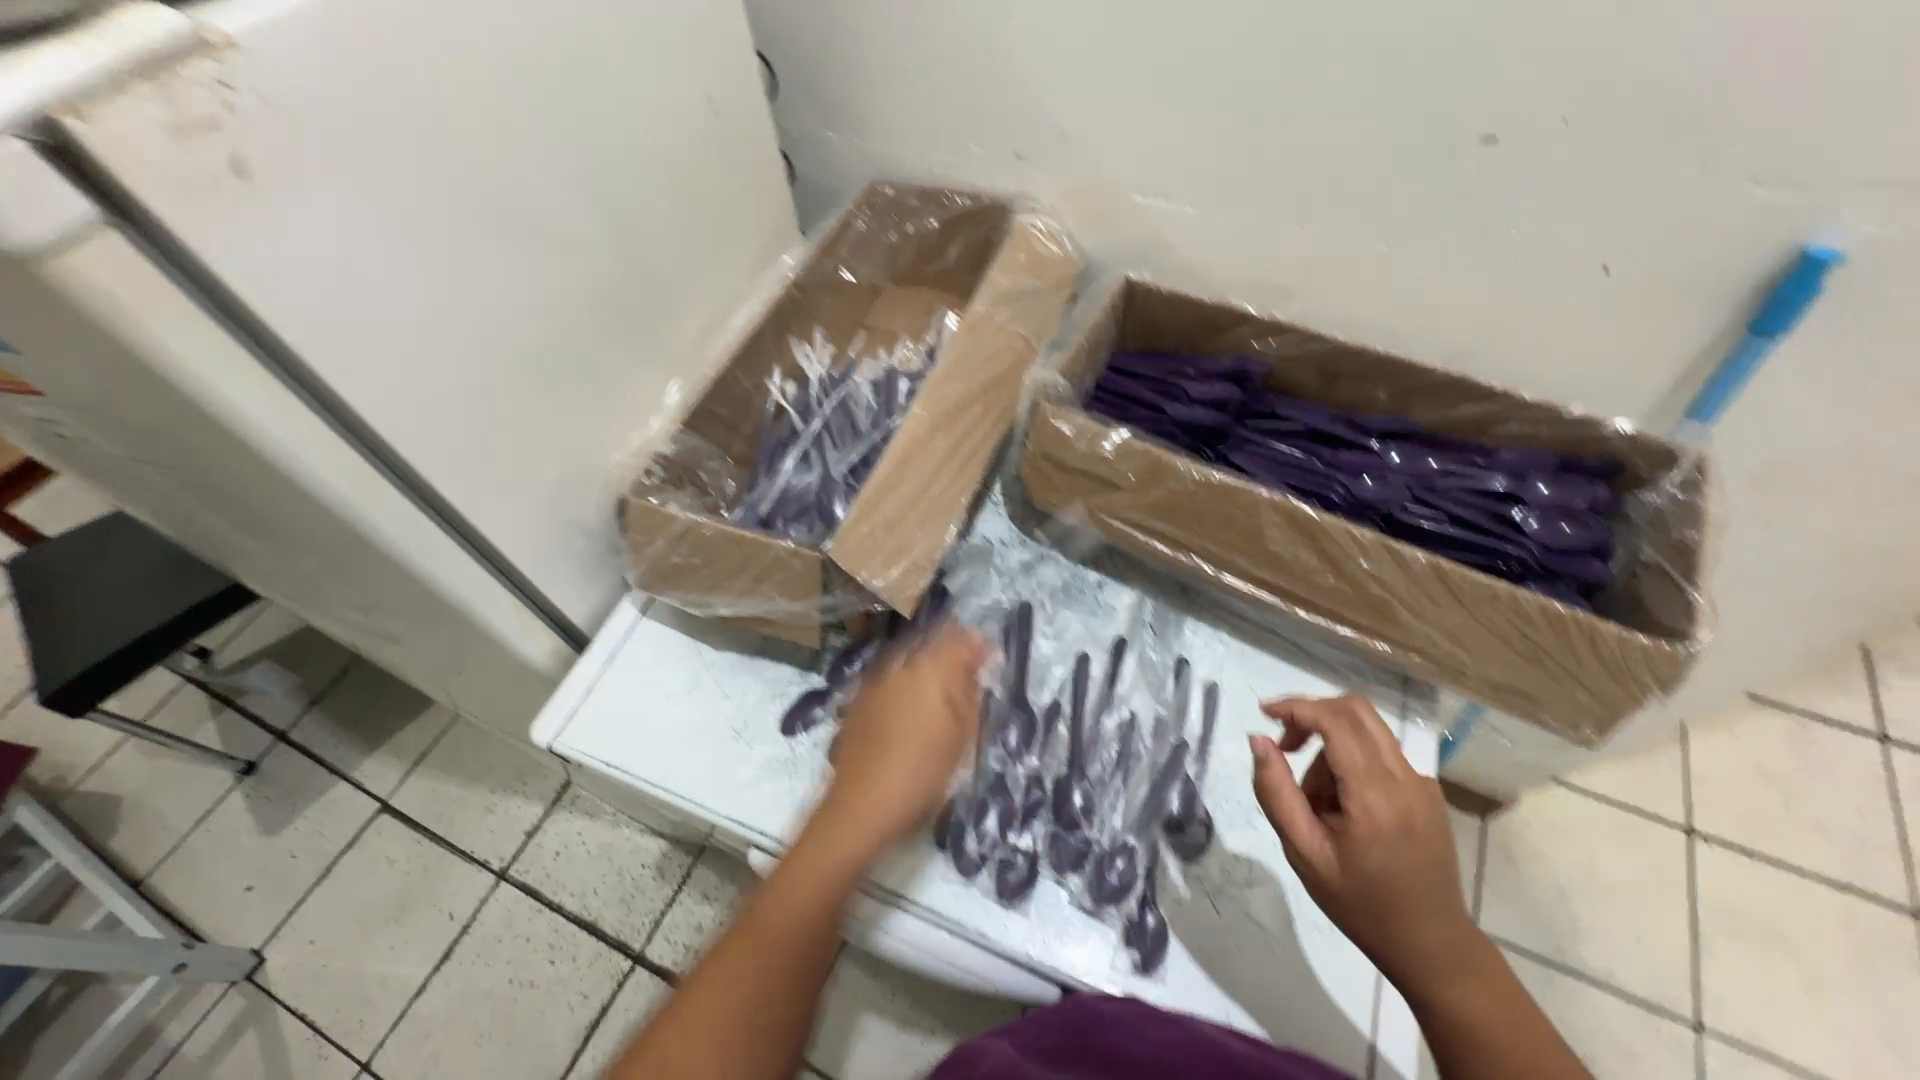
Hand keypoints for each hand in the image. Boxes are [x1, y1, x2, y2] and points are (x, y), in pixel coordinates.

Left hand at [807, 623, 988, 863]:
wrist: (862, 805)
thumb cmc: (924, 772)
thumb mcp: (962, 734)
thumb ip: (971, 690)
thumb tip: (979, 659)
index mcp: (930, 668)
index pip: (959, 636)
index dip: (977, 645)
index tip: (990, 664)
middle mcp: (899, 664)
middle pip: (930, 643)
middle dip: (951, 656)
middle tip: (967, 684)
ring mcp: (873, 681)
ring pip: (907, 660)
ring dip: (925, 671)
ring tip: (939, 702)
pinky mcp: (857, 701)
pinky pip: (888, 681)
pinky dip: (903, 688)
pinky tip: (908, 717)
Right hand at [1248, 694, 1486, 992]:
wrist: (1429, 943)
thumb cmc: (1359, 904)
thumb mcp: (1304, 853)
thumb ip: (1276, 792)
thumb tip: (1259, 740)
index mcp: (1375, 795)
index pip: (1336, 721)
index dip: (1296, 707)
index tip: (1264, 714)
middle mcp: (1406, 778)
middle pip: (1356, 711)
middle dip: (1311, 717)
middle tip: (1283, 748)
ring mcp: (1422, 783)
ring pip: (1366, 732)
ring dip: (1330, 748)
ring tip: (1315, 805)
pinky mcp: (1427, 792)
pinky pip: (1381, 756)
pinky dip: (1351, 764)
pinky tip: (1342, 811)